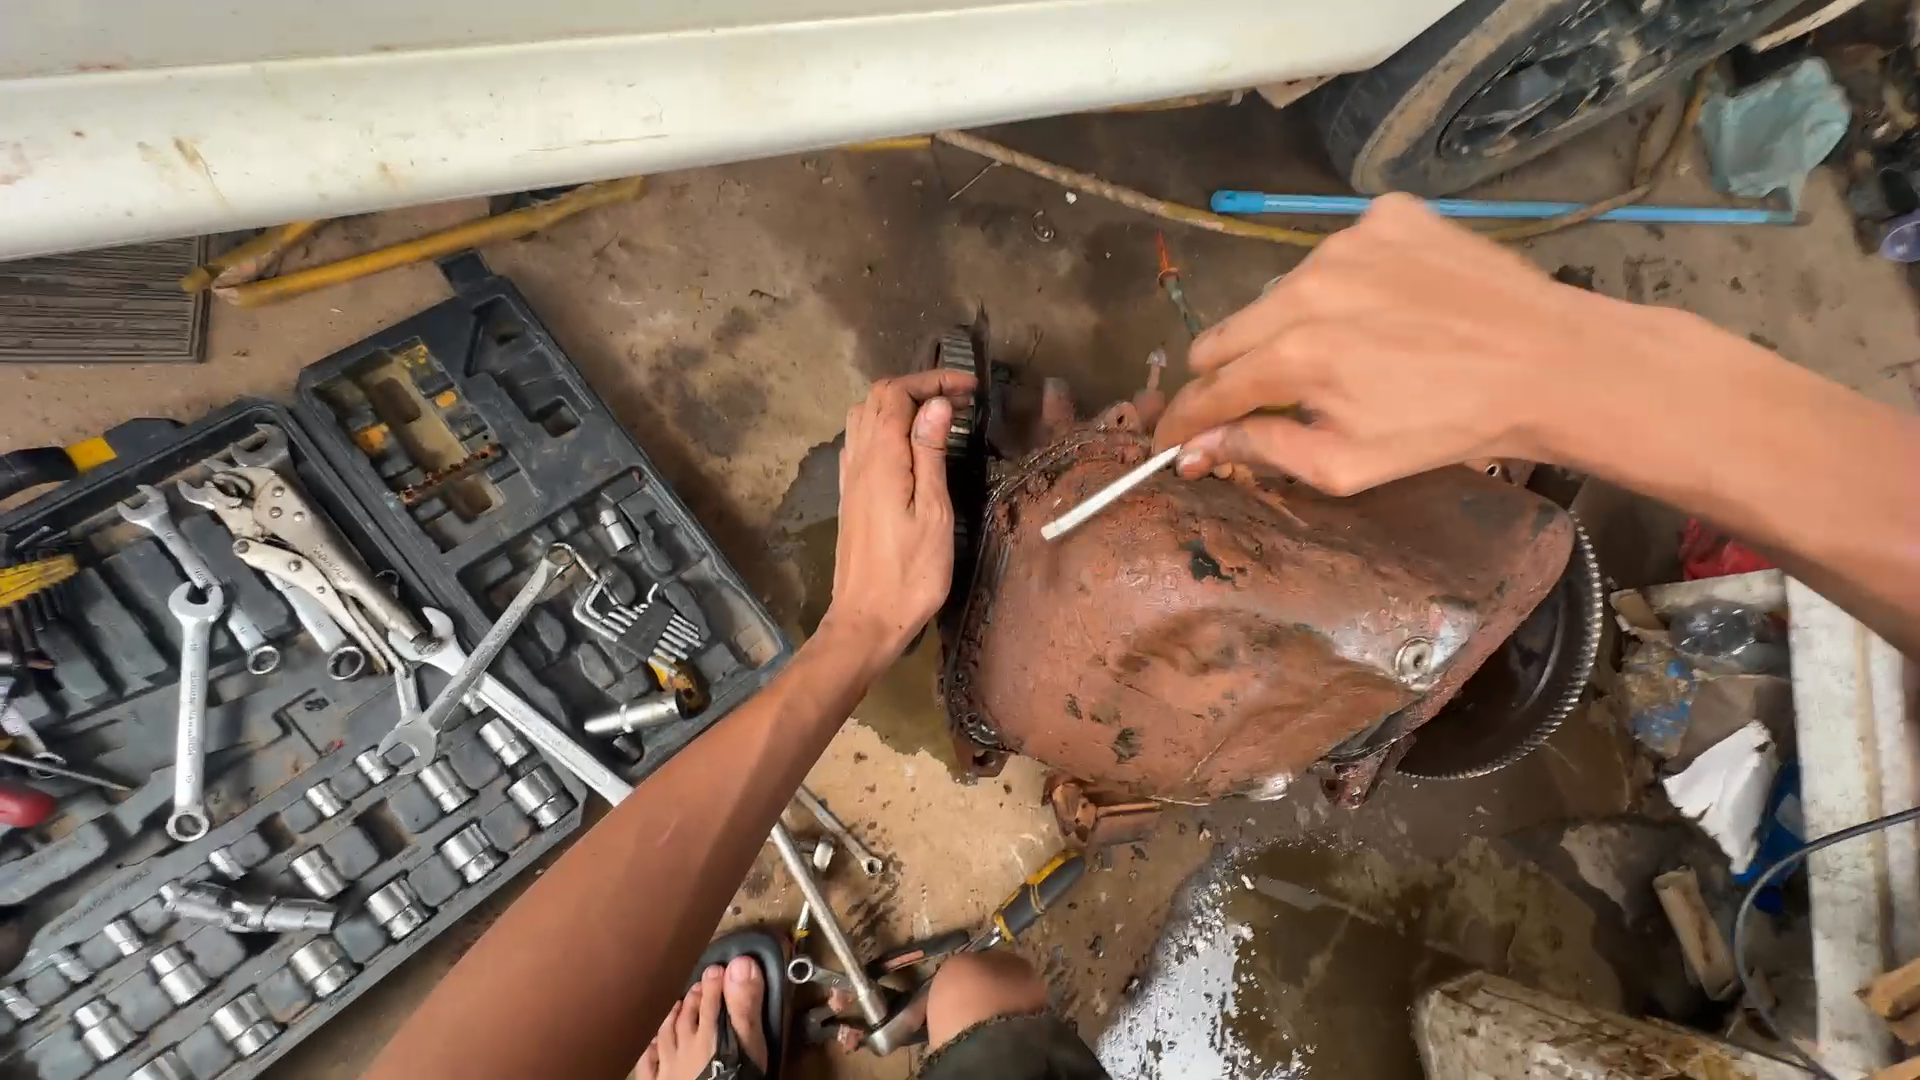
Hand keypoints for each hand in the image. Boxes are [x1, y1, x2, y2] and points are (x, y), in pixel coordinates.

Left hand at [819, 368, 975, 658]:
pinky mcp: (850, 496)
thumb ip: (931, 455)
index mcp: (881, 460)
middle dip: (917, 387)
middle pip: (876, 398)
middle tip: (958, 400)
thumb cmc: (910, 574)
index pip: (897, 394)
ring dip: (898, 404)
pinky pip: (859, 442)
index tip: (971, 389)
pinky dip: (884, 427)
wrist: (867, 620)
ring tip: (936, 416)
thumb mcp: (934, 513)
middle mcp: (858, 460)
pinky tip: (906, 446)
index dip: (934, 381)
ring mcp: (849, 478)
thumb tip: (936, 405)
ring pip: (864, 417)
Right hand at [1152, 193, 1697, 492]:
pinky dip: (1331, 291)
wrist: (1553, 362)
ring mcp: (1345, 243)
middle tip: (1252, 403)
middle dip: (1222, 379)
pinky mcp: (1384, 217)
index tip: (1168, 442)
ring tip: (1329, 354)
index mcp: (1292, 355)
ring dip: (1277, 333)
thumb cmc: (1445, 429)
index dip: (1179, 424)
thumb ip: (1258, 451)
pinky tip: (1372, 311)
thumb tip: (1194, 448)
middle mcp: (1304, 287)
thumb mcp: (1344, 465)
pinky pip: (1324, 258)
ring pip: (1266, 298)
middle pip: (1217, 338)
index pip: (1204, 392)